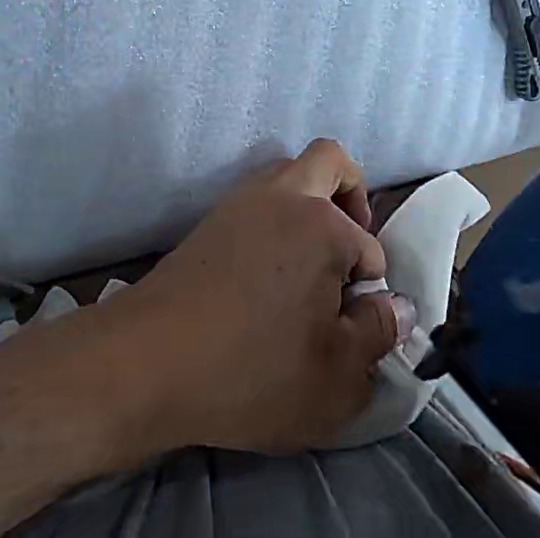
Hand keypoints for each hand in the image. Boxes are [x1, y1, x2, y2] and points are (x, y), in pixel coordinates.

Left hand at [103, 139, 401, 453]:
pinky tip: (269, 274)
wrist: (143, 364)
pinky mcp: (209, 221)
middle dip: (353, 195)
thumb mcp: (334, 376)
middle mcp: (284, 196)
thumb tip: (396, 308)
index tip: (352, 326)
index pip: (369, 247)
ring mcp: (242, 202)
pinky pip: (257, 199)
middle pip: (331, 162)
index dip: (369, 288)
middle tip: (350, 248)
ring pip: (289, 173)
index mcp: (322, 226)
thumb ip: (377, 335)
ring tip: (310, 264)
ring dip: (311, 202)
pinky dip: (276, 218)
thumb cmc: (250, 371)